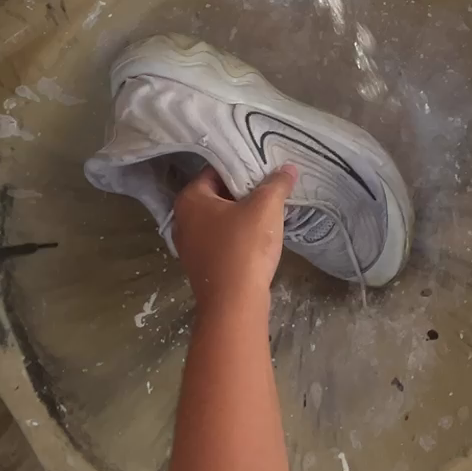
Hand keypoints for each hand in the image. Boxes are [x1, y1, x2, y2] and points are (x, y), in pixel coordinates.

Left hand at [171, 166, 296, 314]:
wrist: (235, 304)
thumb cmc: (244, 246)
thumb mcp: (266, 207)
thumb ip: (277, 183)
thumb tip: (288, 168)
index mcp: (190, 199)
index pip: (216, 170)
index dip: (241, 166)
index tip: (264, 167)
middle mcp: (183, 220)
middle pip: (218, 194)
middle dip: (244, 190)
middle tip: (270, 184)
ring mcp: (190, 245)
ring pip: (221, 218)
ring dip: (243, 213)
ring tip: (269, 207)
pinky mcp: (202, 265)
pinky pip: (222, 238)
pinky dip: (238, 233)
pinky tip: (261, 234)